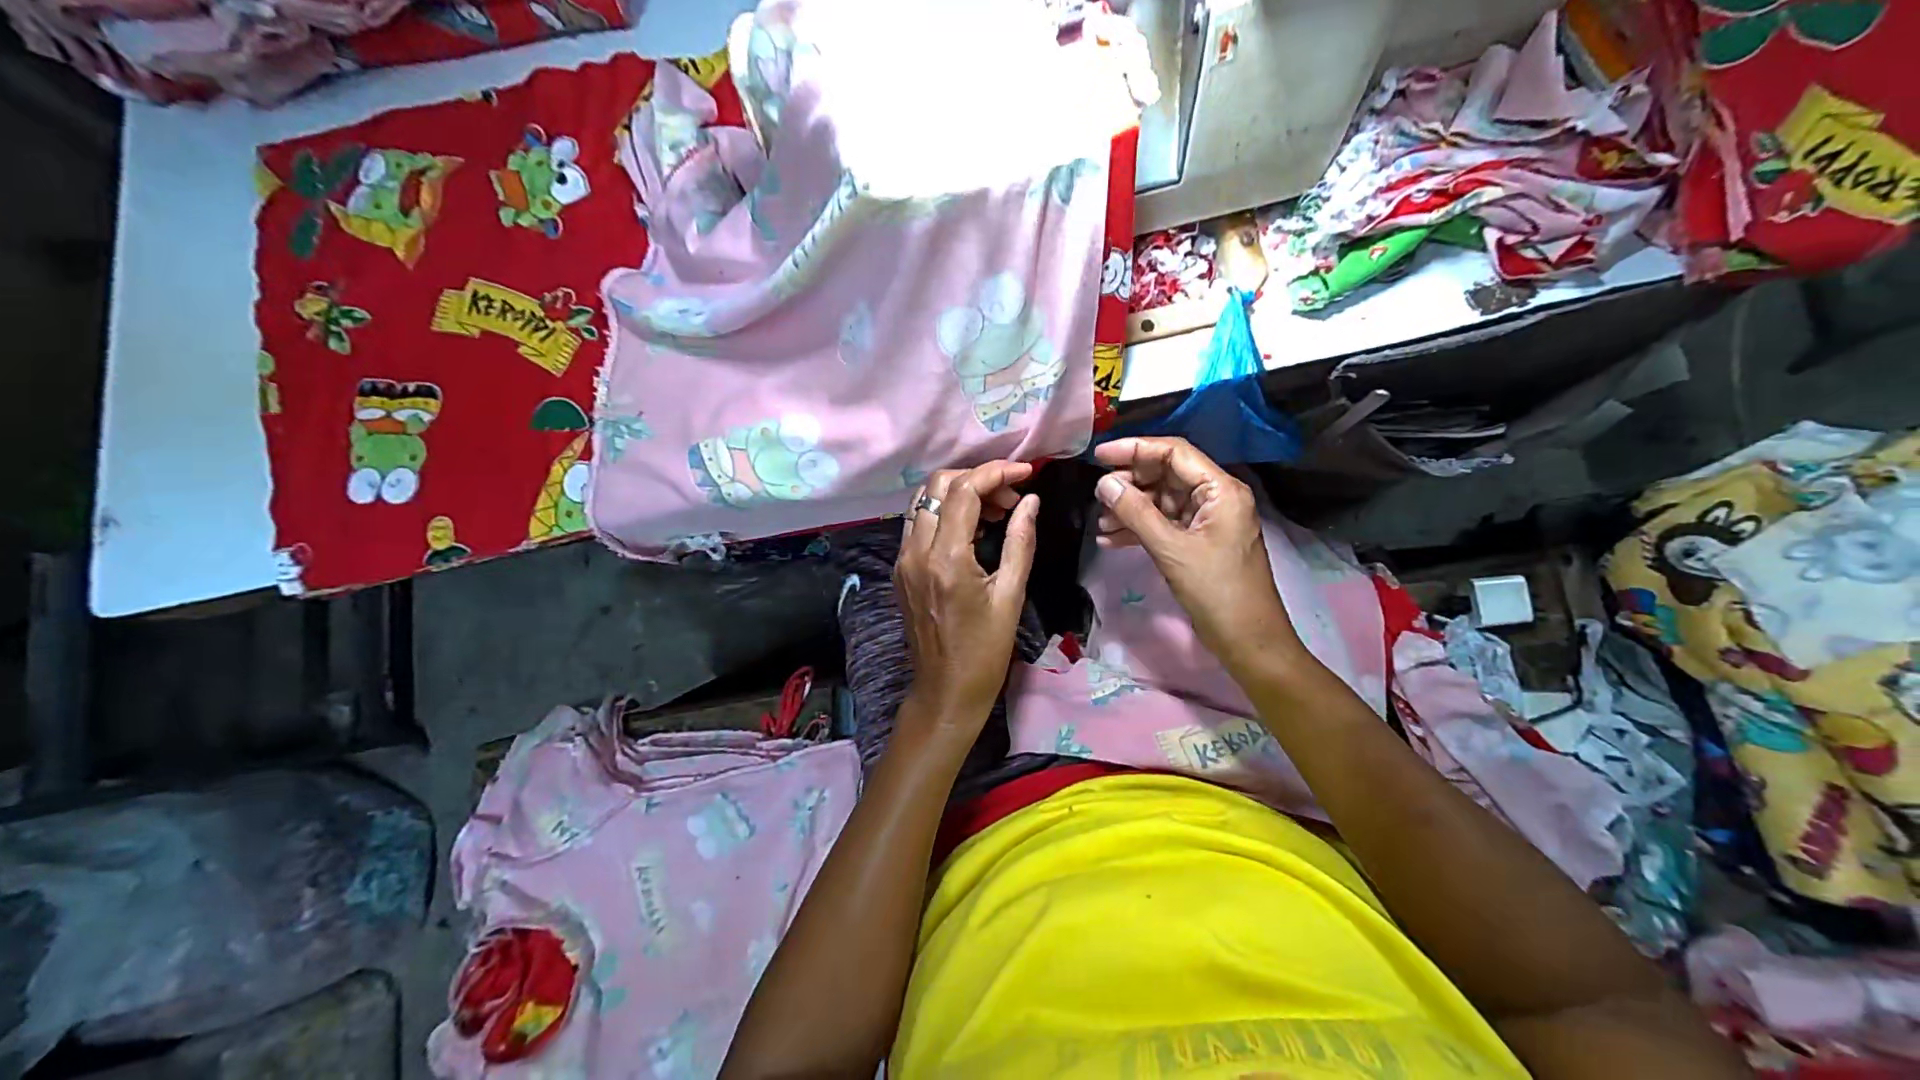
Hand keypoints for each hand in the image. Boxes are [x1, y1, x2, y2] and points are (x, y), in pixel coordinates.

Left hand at [894, 461, 1039, 735]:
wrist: (945, 691)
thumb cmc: (985, 651)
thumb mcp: (1011, 595)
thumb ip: (1020, 541)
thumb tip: (1030, 500)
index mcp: (946, 559)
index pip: (964, 490)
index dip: (997, 472)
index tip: (1027, 474)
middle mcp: (916, 552)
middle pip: (937, 485)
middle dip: (977, 478)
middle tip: (1011, 497)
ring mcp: (902, 560)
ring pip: (924, 501)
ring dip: (959, 493)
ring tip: (997, 511)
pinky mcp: (900, 569)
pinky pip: (919, 523)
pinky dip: (945, 512)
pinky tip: (973, 528)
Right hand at [1092, 437, 1300, 674]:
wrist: (1248, 639)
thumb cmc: (1216, 591)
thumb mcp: (1172, 549)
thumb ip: (1136, 513)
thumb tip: (1104, 483)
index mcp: (1220, 490)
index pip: (1174, 453)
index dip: (1135, 449)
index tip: (1099, 456)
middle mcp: (1216, 498)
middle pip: (1166, 475)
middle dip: (1130, 483)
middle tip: (1098, 496)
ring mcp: (1207, 521)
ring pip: (1161, 502)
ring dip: (1130, 509)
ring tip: (1101, 524)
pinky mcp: (1198, 543)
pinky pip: (1163, 525)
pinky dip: (1138, 530)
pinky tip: (1111, 540)